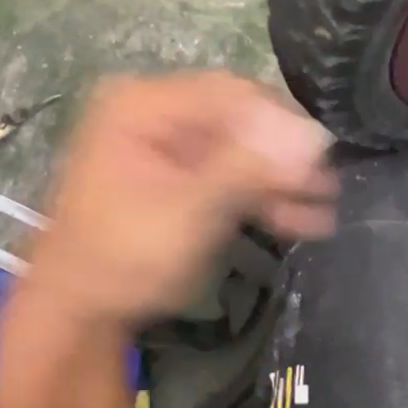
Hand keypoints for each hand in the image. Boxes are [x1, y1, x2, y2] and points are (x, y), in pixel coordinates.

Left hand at [20, 72, 336, 327]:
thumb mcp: (191, 211)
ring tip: (327, 207)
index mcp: (144, 104)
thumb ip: (252, 168)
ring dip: (283, 179)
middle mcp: (156, 112)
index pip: (235, 95)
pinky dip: (262, 195)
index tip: (324, 158)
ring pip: (242, 149)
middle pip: (242, 120)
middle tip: (330, 185)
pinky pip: (231, 173)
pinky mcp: (178, 176)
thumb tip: (317, 136)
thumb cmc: (125, 257)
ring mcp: (167, 145)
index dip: (284, 124)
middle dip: (288, 155)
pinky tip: (302, 219)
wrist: (77, 312)